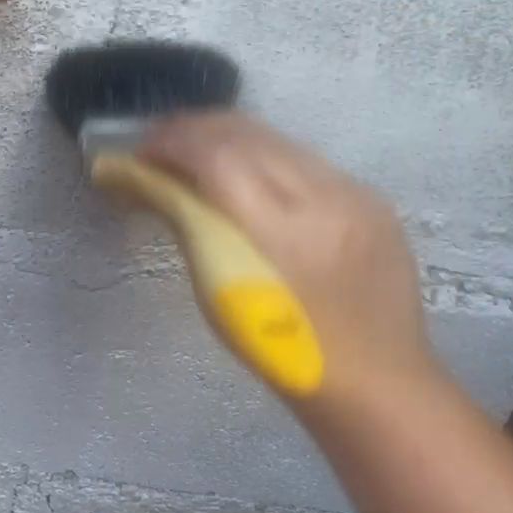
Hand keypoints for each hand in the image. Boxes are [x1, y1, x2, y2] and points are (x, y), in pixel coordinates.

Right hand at [138, 111, 442, 417]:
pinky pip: (304, 159)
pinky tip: (245, 174)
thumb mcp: (215, 288)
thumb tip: (143, 177)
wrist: (375, 382)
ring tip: (194, 154)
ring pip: (275, 138)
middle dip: (191, 130)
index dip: (169, 142)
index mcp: (278, 230)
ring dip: (226, 137)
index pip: (214, 155)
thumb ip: (184, 219)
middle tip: (157, 145)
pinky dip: (263, 156)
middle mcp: (321, 197)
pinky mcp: (371, 197)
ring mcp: (353, 193)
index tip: (137, 151)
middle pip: (243, 133)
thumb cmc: (277, 349)